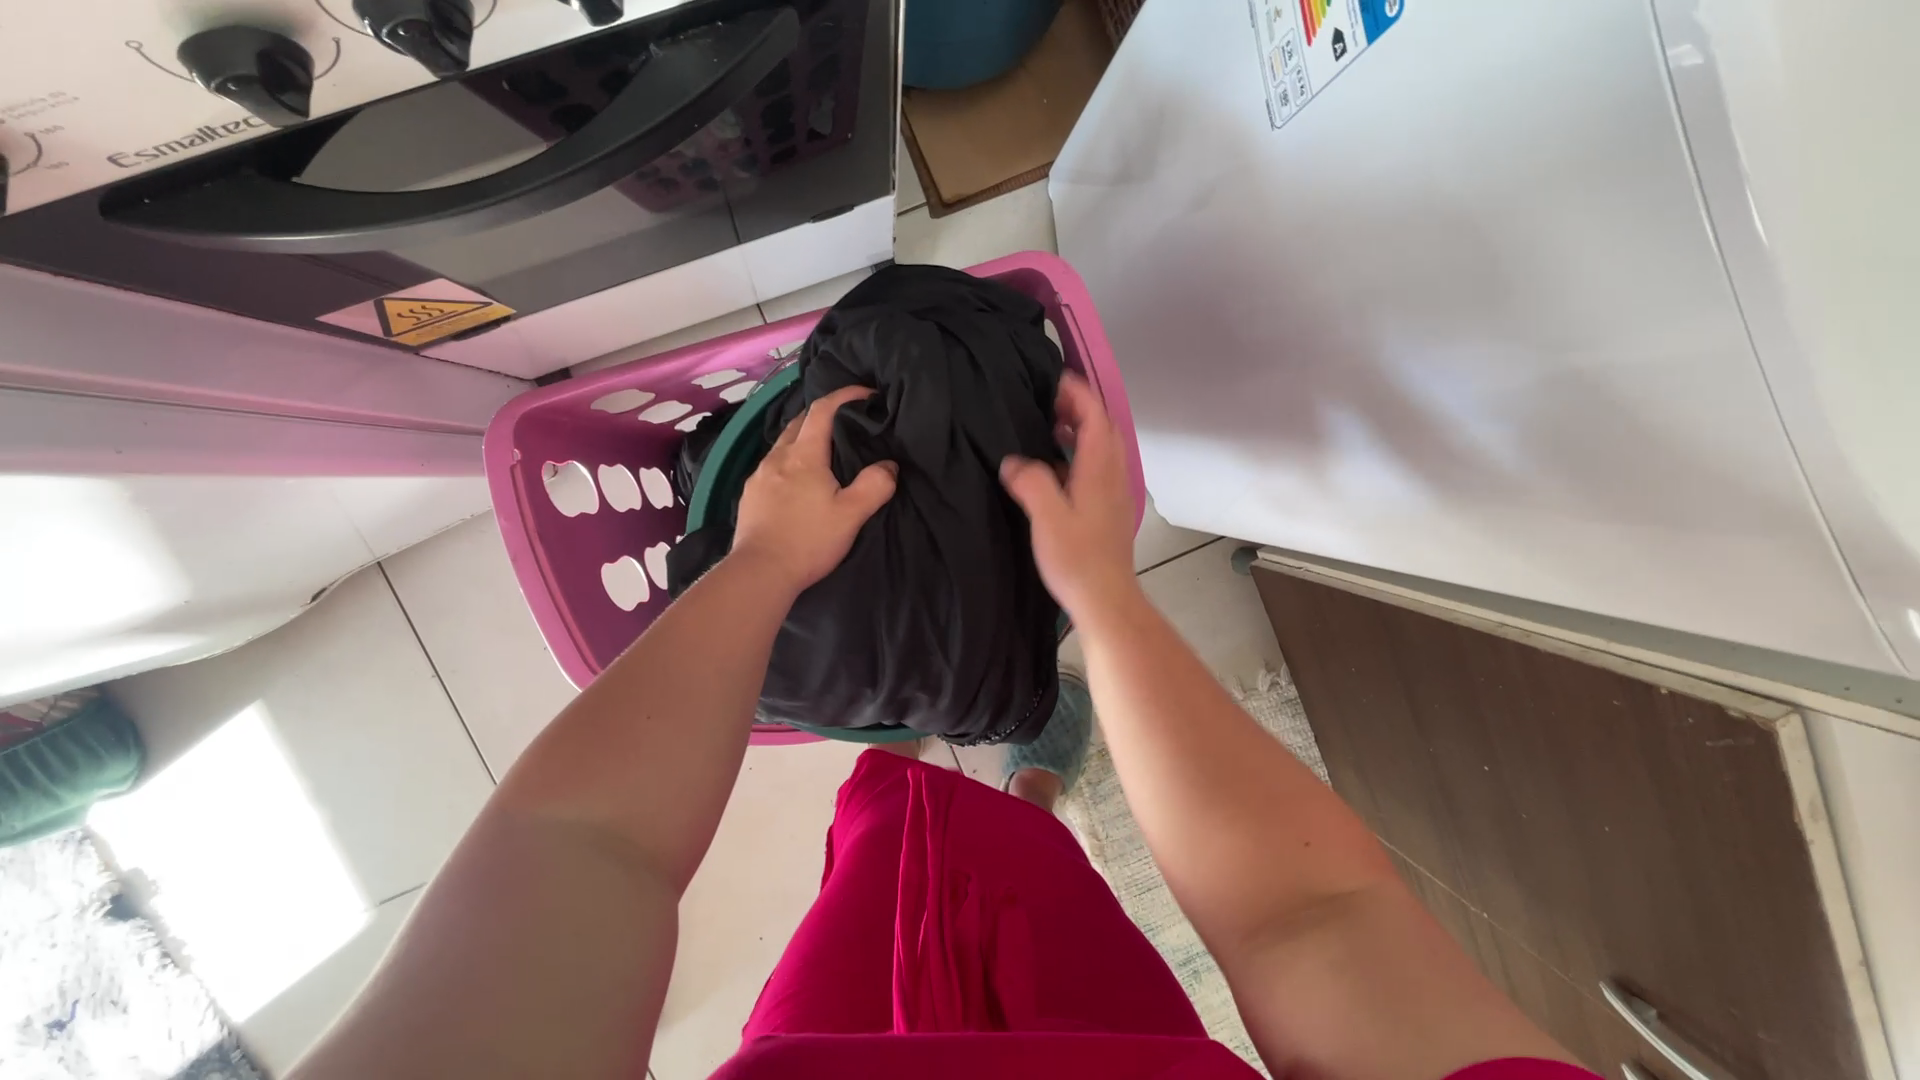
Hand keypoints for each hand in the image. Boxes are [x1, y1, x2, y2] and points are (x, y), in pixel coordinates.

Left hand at [730, 384, 897, 595]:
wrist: (760, 572)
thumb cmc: (809, 541)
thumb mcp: (852, 514)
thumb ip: (875, 485)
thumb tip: (888, 465)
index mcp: (804, 455)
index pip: (823, 409)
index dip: (845, 395)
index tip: (865, 394)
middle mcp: (777, 457)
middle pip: (799, 422)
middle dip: (822, 416)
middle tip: (845, 424)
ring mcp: (759, 476)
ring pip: (783, 445)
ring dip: (804, 440)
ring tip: (823, 453)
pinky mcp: (750, 496)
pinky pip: (772, 466)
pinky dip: (789, 462)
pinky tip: (797, 482)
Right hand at [1000, 374, 1138, 620]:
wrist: (1106, 599)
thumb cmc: (1078, 559)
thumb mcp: (1047, 517)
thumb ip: (1030, 482)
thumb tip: (1013, 461)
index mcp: (1100, 468)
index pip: (1095, 414)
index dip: (1076, 391)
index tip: (1050, 379)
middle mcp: (1112, 474)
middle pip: (1101, 426)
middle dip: (1077, 407)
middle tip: (1044, 401)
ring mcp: (1113, 492)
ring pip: (1100, 447)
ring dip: (1078, 431)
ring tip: (1045, 427)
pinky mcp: (1107, 509)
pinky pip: (1095, 467)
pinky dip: (1077, 454)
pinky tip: (1052, 467)